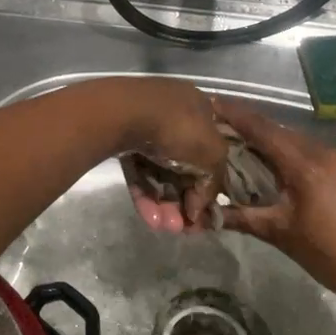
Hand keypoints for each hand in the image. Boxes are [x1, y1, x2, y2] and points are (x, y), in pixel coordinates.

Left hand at [103, 79, 227, 233]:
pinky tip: (148, 217)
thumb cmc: (179, 128)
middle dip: (182, 198)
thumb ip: (213, 182)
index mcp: (199, 108)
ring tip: (163, 226)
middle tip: (181, 226)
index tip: (204, 210)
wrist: (124, 111)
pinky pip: (137, 169)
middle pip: (182, 164)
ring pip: (158, 170)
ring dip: (163, 202)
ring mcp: (144, 125)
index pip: (209, 150)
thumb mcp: (213, 155)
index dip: (208, 182)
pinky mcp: (121, 139)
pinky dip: (144, 193)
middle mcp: (173, 113)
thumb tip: (198, 207)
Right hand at [212, 98, 335, 312]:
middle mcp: (327, 151)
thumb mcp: (283, 237)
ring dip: (277, 149)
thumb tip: (202, 216)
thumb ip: (243, 217)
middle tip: (224, 140)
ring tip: (255, 163)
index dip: (232, 113)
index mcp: (304, 161)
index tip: (208, 103)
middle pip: (280, 132)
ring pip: (303, 145)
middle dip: (251, 133)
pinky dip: (301, 162)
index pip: (260, 126)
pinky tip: (295, 183)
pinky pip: (323, 158)